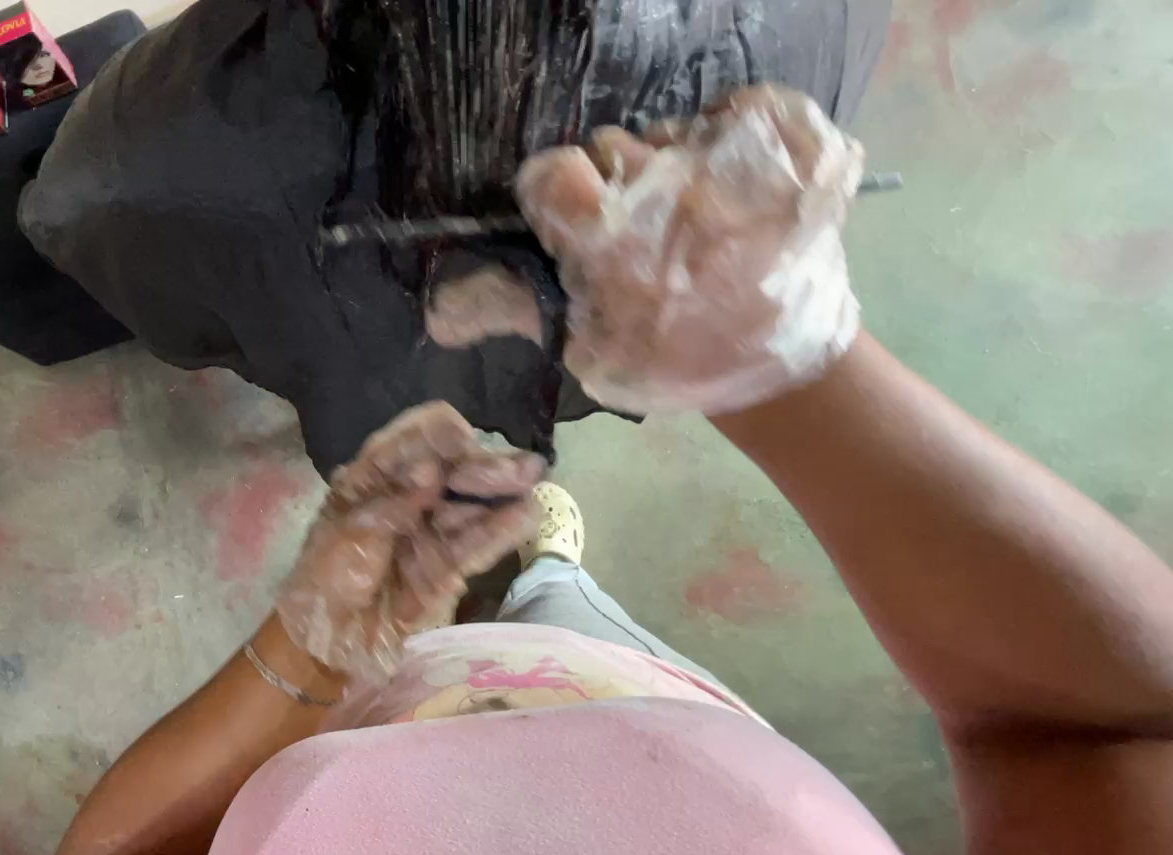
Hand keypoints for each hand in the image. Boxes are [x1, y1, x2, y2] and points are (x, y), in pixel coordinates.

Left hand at [276, 402, 545, 678]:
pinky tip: (524, 515)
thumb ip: (392, 503)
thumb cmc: (325, 581)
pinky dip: (497, 532)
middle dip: (479, 466)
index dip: (434, 436)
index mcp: (368, 482)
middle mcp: (402, 501)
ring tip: (530, 479)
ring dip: (497, 493)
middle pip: (446, 473)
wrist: (327, 642)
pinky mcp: (443, 570)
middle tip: (517, 467)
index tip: (461, 437)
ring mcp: (425, 535)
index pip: (405, 444)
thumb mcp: (348, 536)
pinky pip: (472, 547)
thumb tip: (430, 470)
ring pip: (466, 507)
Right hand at [519, 84, 865, 413]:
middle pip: (609, 148)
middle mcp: (668, 189)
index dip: (550, 193)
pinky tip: (727, 180)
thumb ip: (519, 308)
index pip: (553, 174)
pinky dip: (728, 136)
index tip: (563, 218)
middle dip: (609, 187)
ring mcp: (739, 165)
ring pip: (669, 132)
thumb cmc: (662, 366)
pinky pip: (742, 108)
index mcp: (609, 241)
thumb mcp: (580, 347)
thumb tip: (439, 314)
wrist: (772, 367)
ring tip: (685, 217)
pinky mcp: (795, 150)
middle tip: (630, 235)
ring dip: (666, 167)